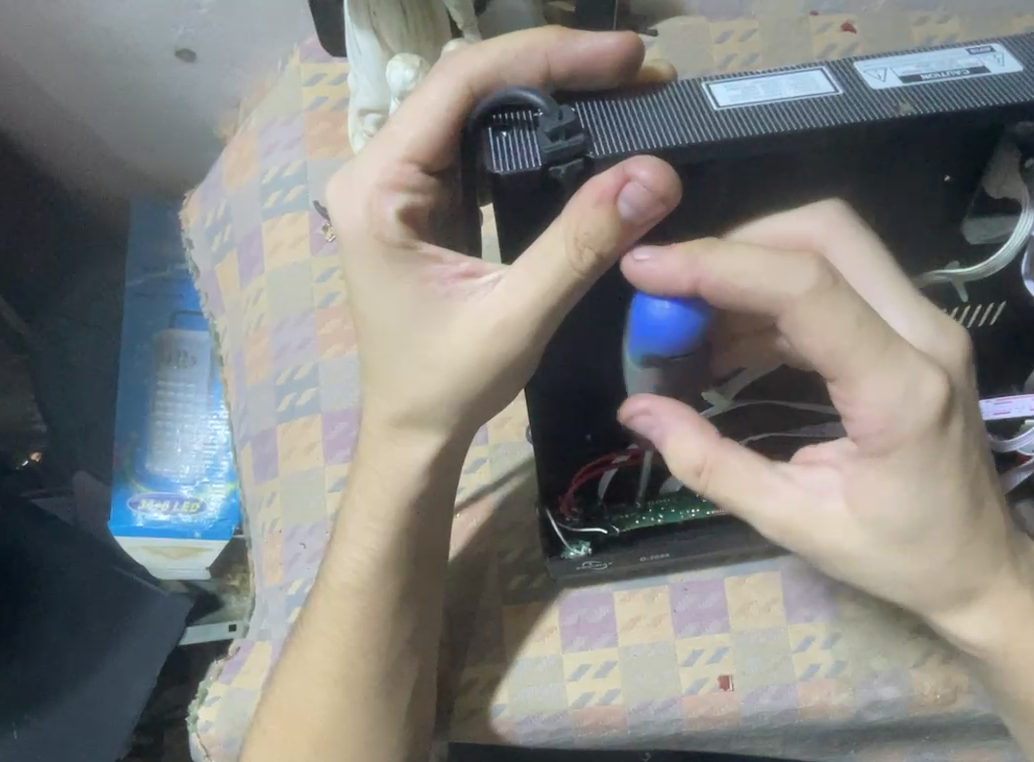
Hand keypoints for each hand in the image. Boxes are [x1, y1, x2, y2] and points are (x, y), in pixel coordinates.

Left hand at [324, 28, 681, 448]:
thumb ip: (580, 244)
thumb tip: (655, 174)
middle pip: (467, 90)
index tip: (627, 59)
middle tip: (637, 75)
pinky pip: (476, 153)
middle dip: (554, 73)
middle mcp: (378, 175)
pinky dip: (529, 140)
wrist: (414, 432)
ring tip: (618, 95)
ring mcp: (397, 190)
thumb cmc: (448, 386)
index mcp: (379, 190)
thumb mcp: (517, 317)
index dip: (547, 57)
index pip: (461, 85)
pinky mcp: (421, 209)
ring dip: (546, 100)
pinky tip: (576, 136)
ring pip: (474, 115)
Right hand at [617, 200, 1033, 632]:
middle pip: (826, 235)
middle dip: (734, 248)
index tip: (644, 270)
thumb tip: (635, 410)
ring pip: (833, 247)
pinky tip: (728, 341)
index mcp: (900, 389)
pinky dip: (772, 297)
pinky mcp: (912, 331)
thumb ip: (710, 463)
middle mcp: (924, 335)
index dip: (717, 266)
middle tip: (668, 293)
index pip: (806, 288)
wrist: (980, 565)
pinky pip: (837, 283)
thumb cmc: (897, 555)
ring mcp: (926, 325)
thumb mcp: (793, 522)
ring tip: (686, 326)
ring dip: (749, 270)